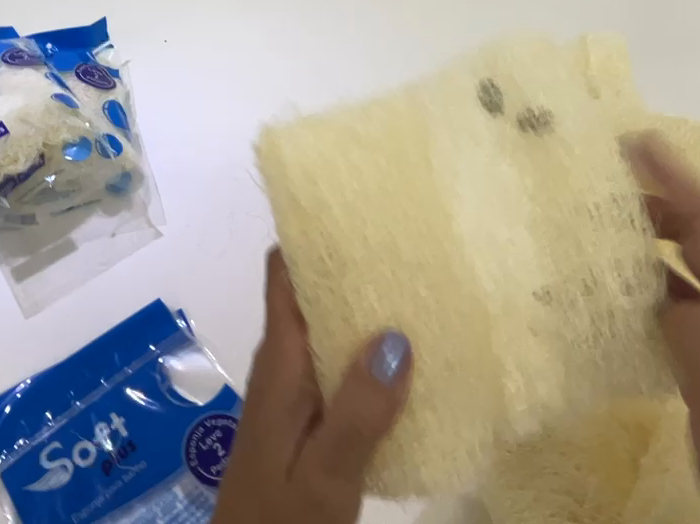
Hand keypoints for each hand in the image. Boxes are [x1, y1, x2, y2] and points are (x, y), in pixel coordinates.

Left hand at [210, 249, 412, 523]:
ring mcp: (293, 391)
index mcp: (281, 362)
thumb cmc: (281, 518)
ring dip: (362, 308)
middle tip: (408, 242)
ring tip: (417, 287)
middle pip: (309, 293)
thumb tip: (397, 333)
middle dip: (349, 266)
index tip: (353, 207)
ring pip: (326, 328)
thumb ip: (360, 408)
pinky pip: (336, 364)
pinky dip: (366, 349)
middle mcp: (283, 364)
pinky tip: (406, 356)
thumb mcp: (328, 470)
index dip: (309, 234)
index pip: (284, 274)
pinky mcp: (306, 417)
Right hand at [624, 132, 699, 523]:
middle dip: (660, 201)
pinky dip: (643, 286)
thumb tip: (656, 282)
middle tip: (604, 180)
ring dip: (649, 240)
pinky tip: (615, 296)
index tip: (636, 141)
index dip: (677, 181)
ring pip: (688, 275)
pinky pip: (676, 310)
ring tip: (600, 223)